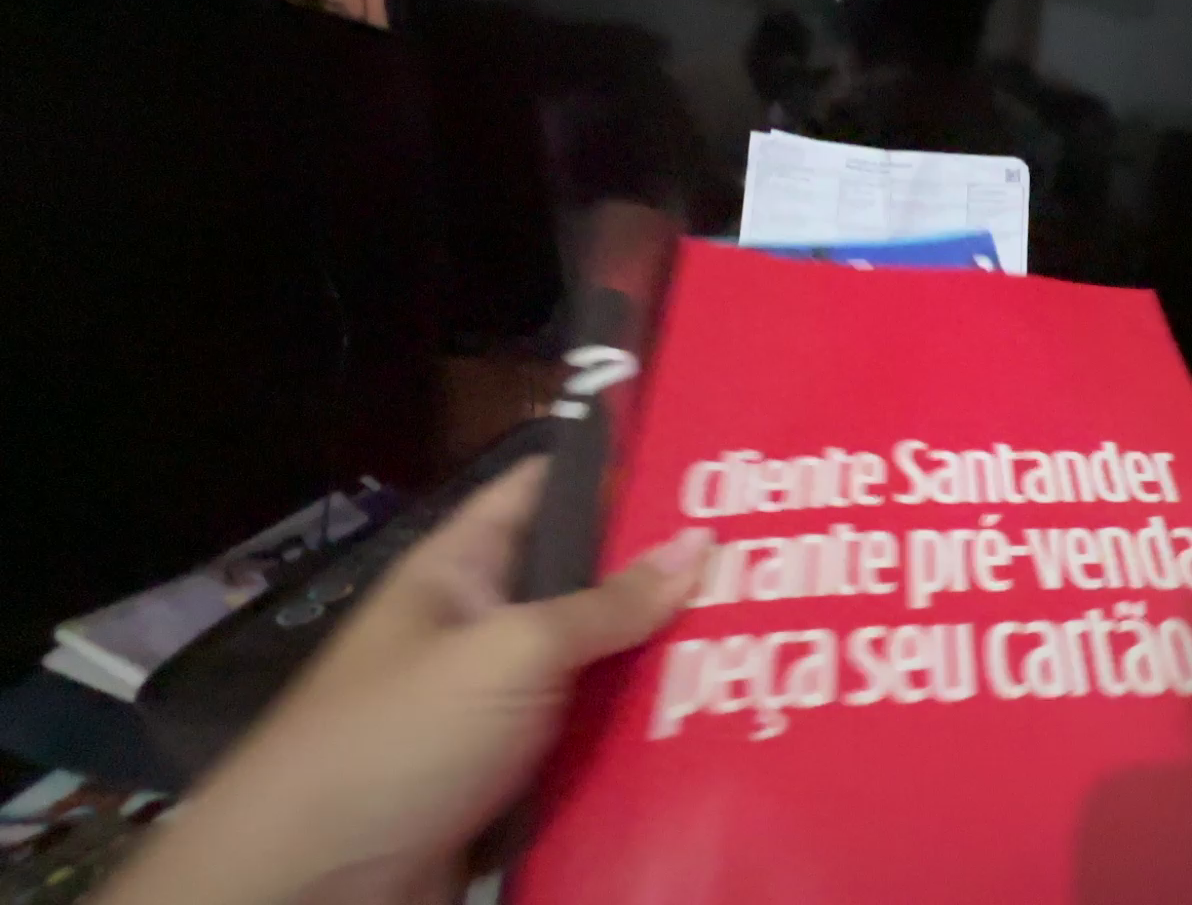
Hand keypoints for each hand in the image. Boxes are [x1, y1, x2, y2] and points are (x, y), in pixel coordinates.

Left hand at [97, 458, 711, 904]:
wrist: (310, 902)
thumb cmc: (402, 737)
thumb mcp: (514, 651)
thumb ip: (613, 600)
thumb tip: (702, 540)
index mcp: (467, 566)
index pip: (546, 486)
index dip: (612, 465)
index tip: (692, 462)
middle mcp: (491, 618)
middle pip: (588, 571)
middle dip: (661, 560)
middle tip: (746, 544)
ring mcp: (509, 690)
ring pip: (603, 647)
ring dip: (664, 638)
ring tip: (749, 611)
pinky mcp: (528, 754)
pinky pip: (600, 713)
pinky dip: (648, 704)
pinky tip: (713, 690)